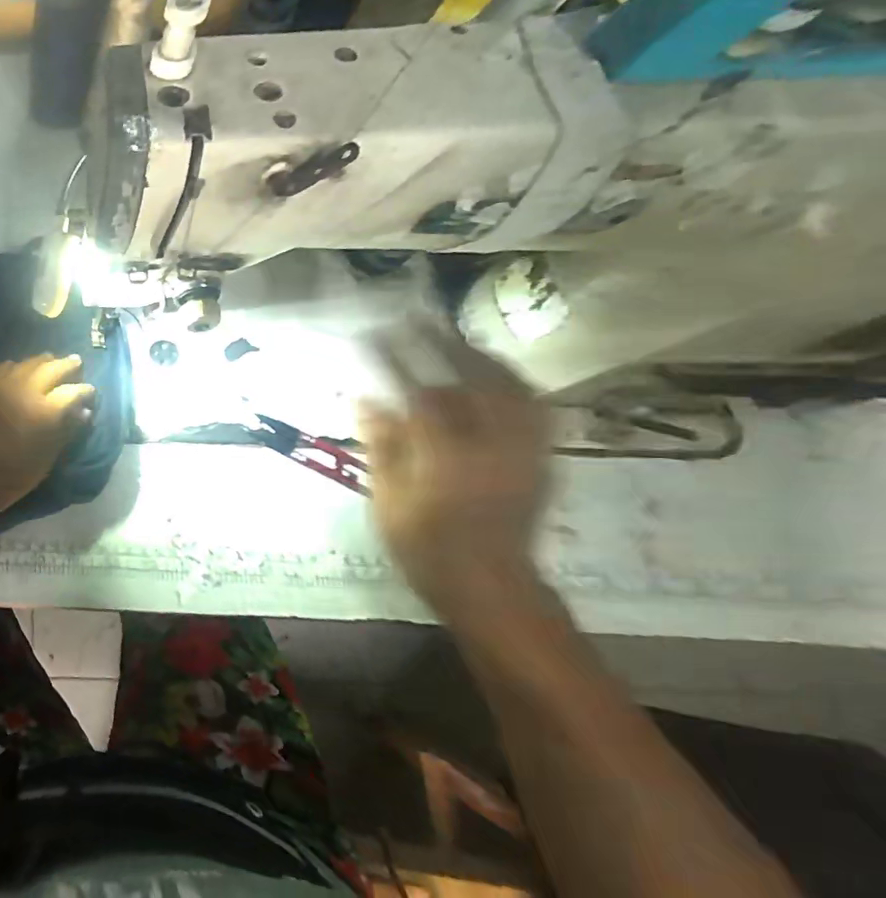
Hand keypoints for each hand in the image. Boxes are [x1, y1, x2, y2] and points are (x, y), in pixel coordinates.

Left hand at [0, 354, 96, 525]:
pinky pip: (1, 368)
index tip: (91, 391)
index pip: (72, 392)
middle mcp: (21, 389)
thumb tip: (82, 411)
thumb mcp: (44, 462)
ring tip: (51, 362)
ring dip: (41, 363)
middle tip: (76, 363)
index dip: (85, 391)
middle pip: (50, 368)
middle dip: (66, 365)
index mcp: (43, 411)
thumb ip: (65, 432)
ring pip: (25, 364)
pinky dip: (15, 367)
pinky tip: (18, 370)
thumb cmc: (6, 480)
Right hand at [357, 327, 551, 618]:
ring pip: (512, 389)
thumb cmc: (426, 546)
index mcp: (448, 456)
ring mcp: (525, 451)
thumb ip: (382, 445)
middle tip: (417, 322)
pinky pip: (532, 407)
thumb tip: (365, 399)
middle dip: (445, 345)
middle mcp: (494, 445)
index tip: (374, 335)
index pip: (419, 392)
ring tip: (457, 340)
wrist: (489, 584)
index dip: (395, 359)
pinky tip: (492, 377)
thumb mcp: (388, 499)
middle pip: (476, 380)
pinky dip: (511, 383)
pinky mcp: (540, 459)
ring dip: (482, 358)